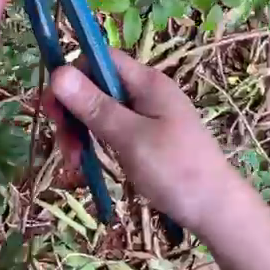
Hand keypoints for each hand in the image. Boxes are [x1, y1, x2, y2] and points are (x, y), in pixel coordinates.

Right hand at [41, 51, 250, 235]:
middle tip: (62, 143)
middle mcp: (146, 92)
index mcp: (147, 82)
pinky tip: (88, 163)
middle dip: (72, 110)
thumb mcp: (130, 137)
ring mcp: (147, 115)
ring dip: (80, 130)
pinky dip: (95, 142)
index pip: (99, 58)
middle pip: (95, 85)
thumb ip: (94, 106)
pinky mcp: (147, 137)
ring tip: (75, 161)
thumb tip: (58, 72)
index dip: (71, 76)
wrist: (217, 211)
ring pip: (100, 110)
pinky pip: (111, 129)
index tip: (52, 108)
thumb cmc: (176, 170)